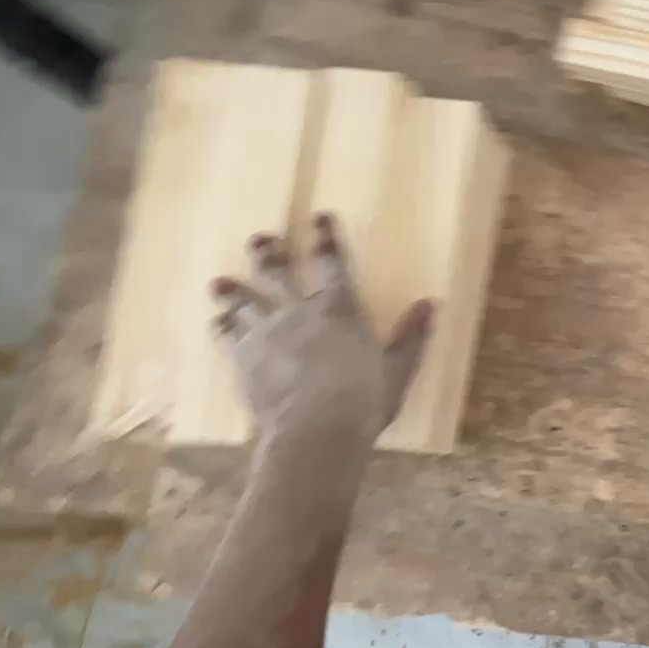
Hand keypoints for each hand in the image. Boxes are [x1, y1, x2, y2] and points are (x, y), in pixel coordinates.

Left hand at [209, 213, 433, 442]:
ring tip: (219, 282)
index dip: (326, 237)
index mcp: (339, 307)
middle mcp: (297, 311)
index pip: (332, 261)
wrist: (317, 431)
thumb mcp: (399, 367)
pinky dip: (221, 327)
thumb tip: (430, 304)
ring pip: (242, 300)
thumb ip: (412, 335)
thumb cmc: (366, 398)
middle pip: (276, 270)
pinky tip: (217, 324)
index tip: (319, 216)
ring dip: (232, 289)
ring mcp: (265, 333)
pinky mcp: (242, 358)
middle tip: (260, 239)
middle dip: (268, 251)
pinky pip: (225, 335)